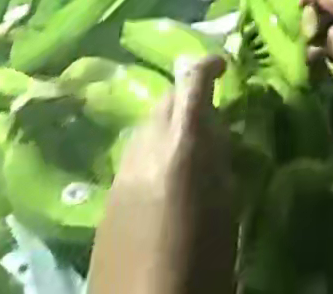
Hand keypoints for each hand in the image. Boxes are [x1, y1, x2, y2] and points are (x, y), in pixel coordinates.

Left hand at [91, 57, 235, 293]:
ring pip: (146, 125)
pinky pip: (133, 154)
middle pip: (164, 99)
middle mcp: (146, 149)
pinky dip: (153, 149)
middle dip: (187, 95)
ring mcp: (121, 174)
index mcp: (182, 147)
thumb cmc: (202, 268)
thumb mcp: (226, 208)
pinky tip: (165, 178)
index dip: (207, 65)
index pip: (191, 83)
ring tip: (189, 144)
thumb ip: (217, 159)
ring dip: (168, 122)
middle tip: (210, 112)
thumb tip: (213, 129)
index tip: (222, 65)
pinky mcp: (106, 200)